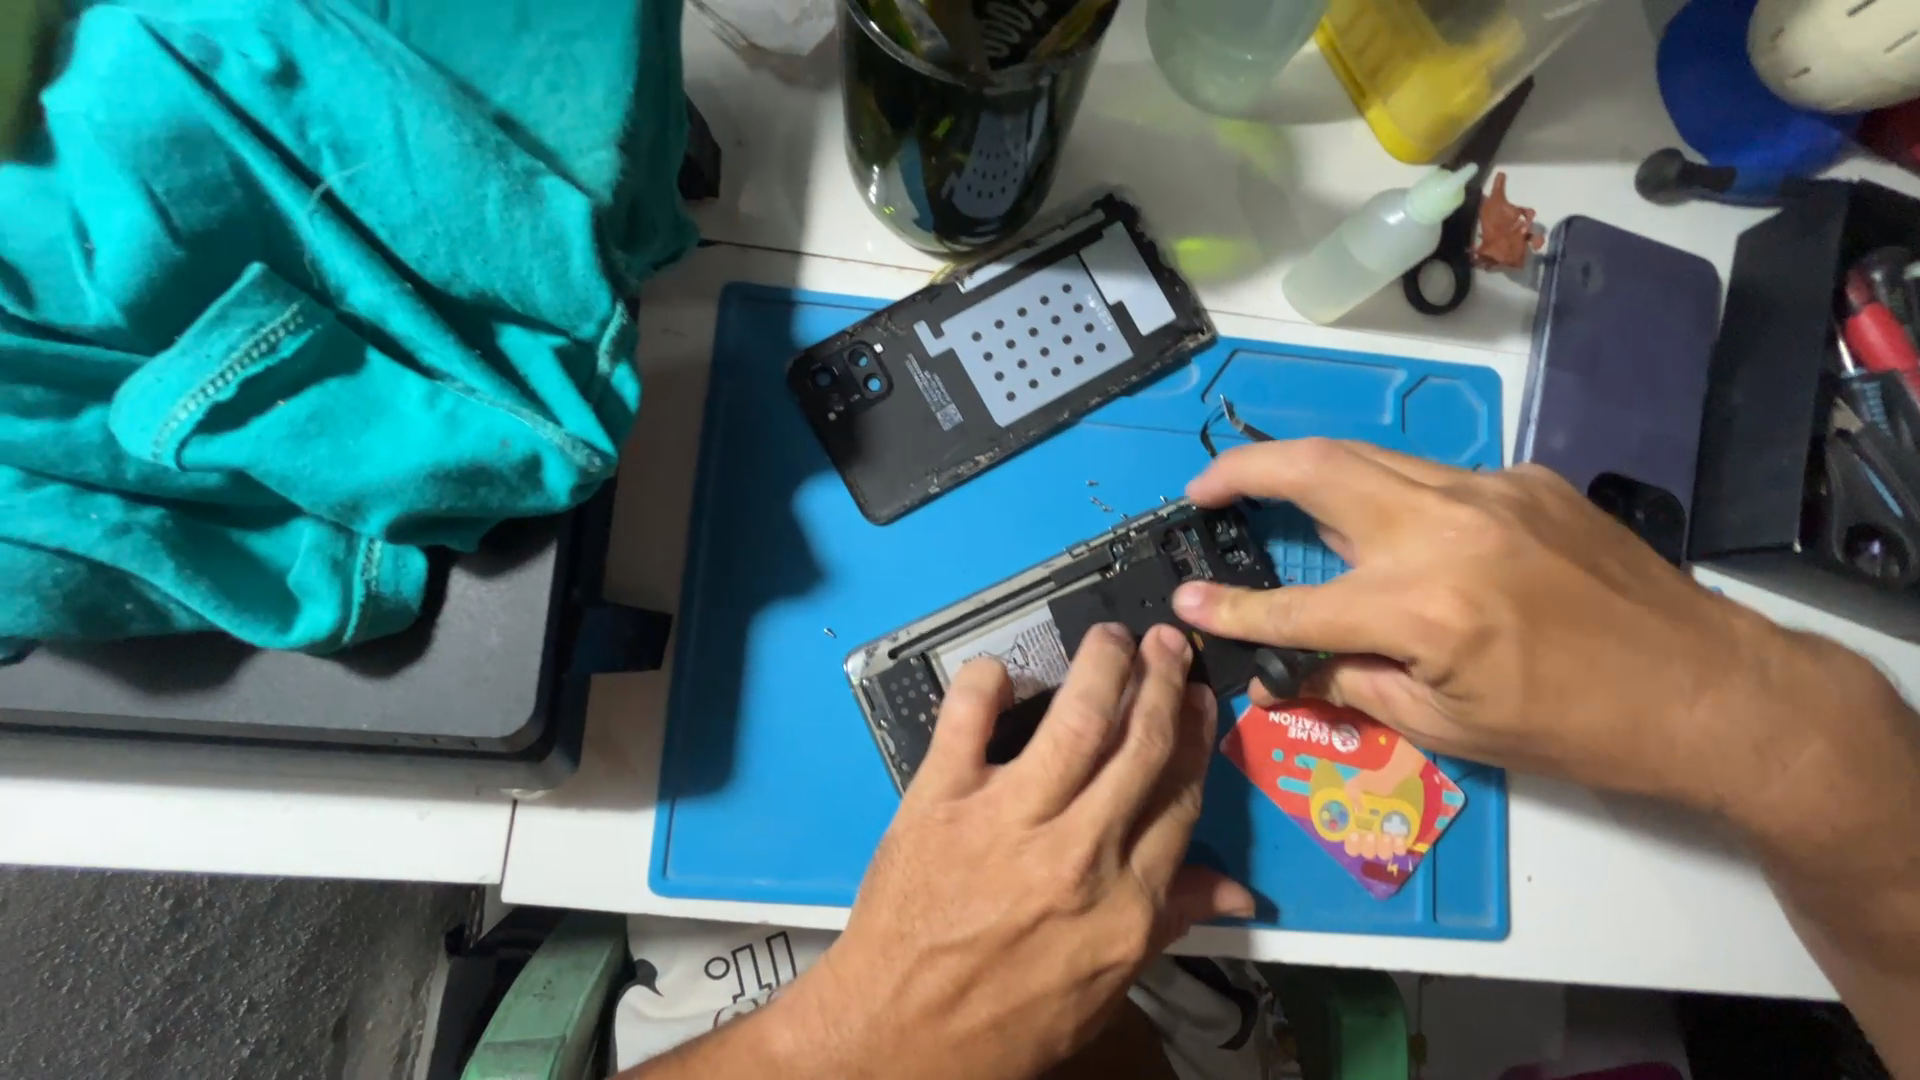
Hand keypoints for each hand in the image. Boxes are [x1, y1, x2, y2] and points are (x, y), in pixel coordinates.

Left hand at [787, 623, 1253, 1079]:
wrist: (896, 1036)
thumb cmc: (1003, 1020)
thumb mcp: (1102, 991)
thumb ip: (1166, 924)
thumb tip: (1230, 887)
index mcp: (1124, 902)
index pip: (1178, 797)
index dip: (1196, 738)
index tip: (1202, 699)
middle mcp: (1076, 851)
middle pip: (1139, 747)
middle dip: (1163, 683)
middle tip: (1168, 642)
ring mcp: (1005, 819)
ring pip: (1074, 722)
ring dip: (1101, 668)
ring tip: (1112, 636)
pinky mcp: (939, 798)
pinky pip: (966, 721)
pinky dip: (983, 684)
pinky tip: (1001, 669)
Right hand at [1169, 438, 1819, 811]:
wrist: (1716, 692)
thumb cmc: (1572, 728)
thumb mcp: (1444, 725)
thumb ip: (1349, 680)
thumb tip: (1280, 665)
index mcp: (1423, 609)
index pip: (1295, 605)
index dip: (1230, 609)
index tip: (1183, 600)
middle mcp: (1444, 530)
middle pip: (1316, 470)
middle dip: (1242, 470)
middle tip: (1201, 487)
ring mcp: (1487, 491)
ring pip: (1362, 456)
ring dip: (1300, 468)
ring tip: (1260, 486)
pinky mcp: (1521, 480)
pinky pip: (1424, 476)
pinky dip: (1379, 494)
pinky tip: (1382, 525)